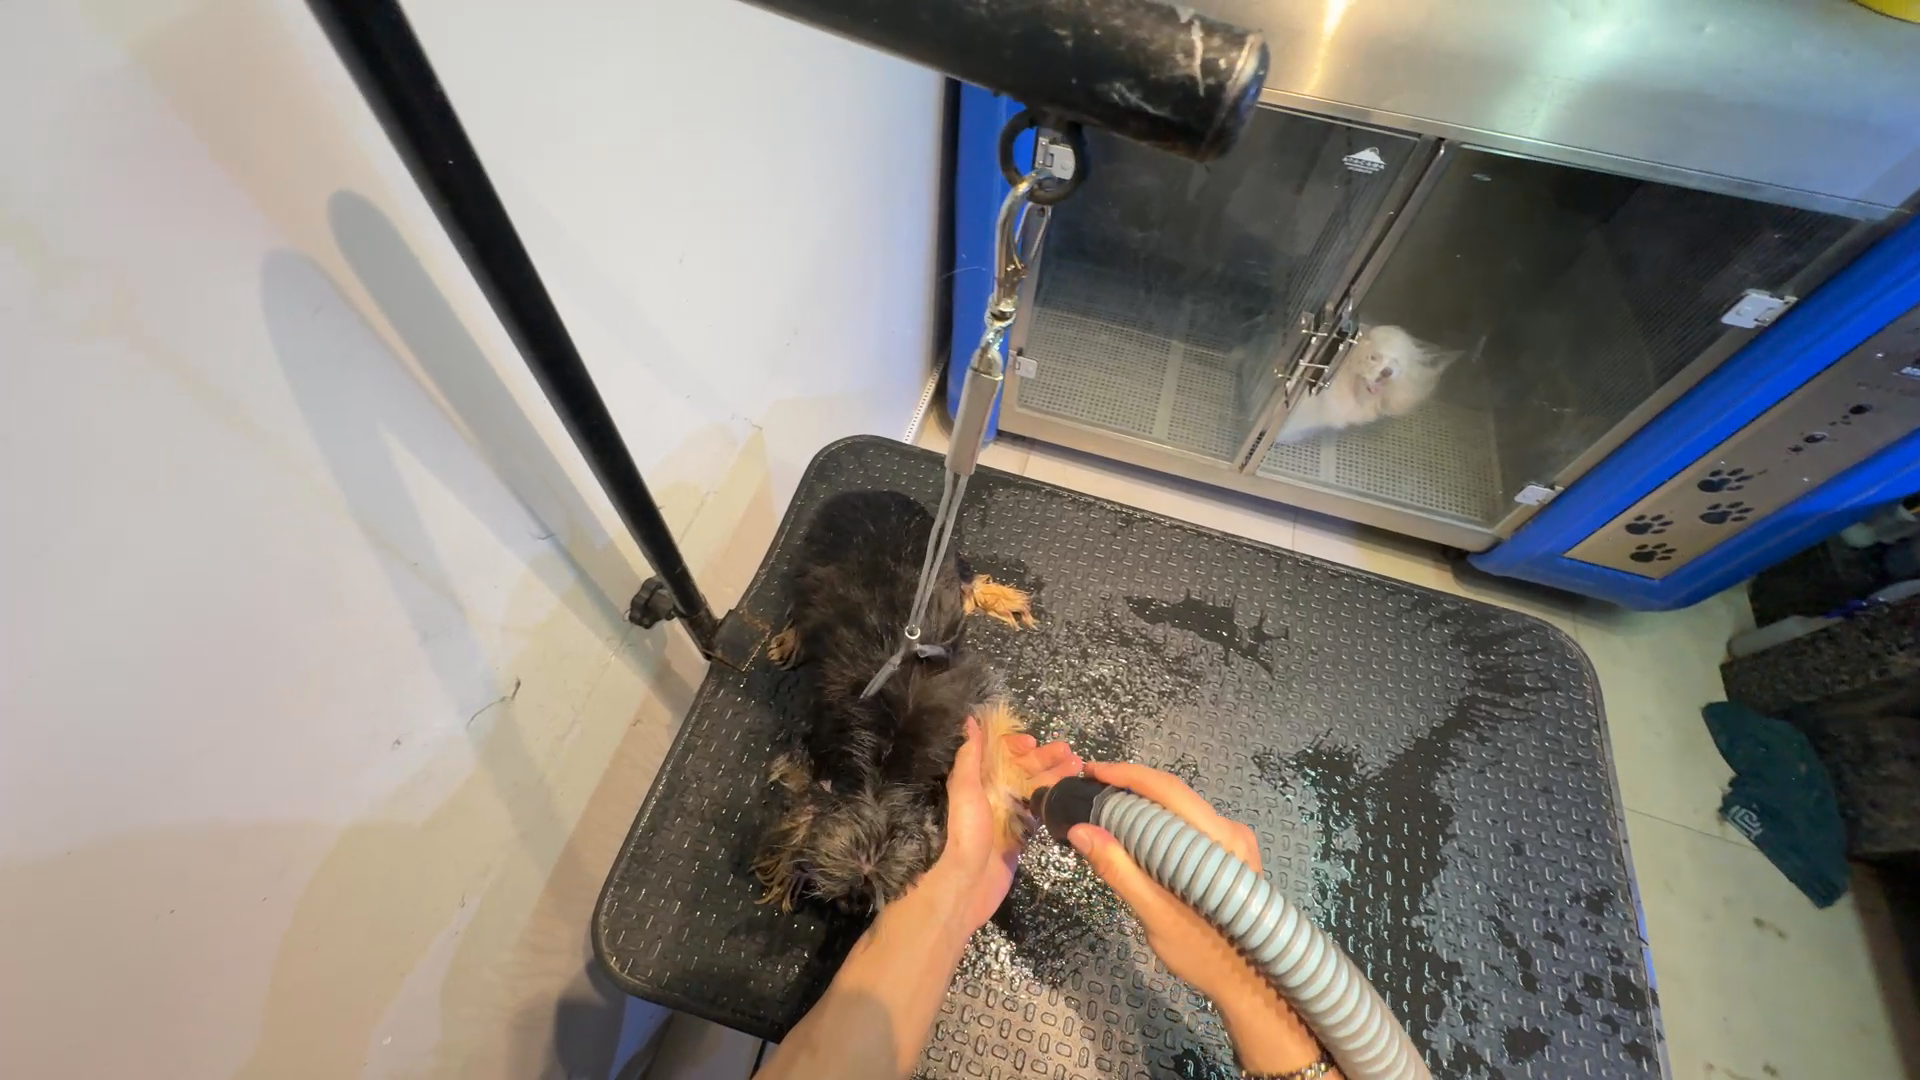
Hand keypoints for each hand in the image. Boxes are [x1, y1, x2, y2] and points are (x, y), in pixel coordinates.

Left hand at [931, 719, 1080, 932]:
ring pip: (1035, 788)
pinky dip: (1054, 800)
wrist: (968, 883)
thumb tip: (970, 721)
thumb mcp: (965, 789)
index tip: (1033, 742)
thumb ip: (970, 756)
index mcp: (978, 780)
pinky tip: (1070, 793)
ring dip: (1055, 776)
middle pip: (1022, 769)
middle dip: (1045, 758)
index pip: (1000, 754)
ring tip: (1078, 766)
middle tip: (1070, 752)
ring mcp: (1008, 813)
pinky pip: (1039, 811)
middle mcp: (993, 793)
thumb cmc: (966, 832)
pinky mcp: (1021, 834)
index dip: (1016, 745)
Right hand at [1068, 762, 1328, 1075]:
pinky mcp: (1231, 849)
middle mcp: (1231, 829)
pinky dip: (1157, 817)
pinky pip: (1187, 820)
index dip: (1125, 774)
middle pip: (1173, 791)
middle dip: (1129, 782)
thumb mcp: (1155, 915)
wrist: (1253, 988)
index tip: (1090, 770)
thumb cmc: (1206, 954)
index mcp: (1220, 840)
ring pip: (1179, 804)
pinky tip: (1135, 824)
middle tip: (1091, 782)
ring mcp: (1234, 838)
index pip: (1167, 789)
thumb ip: (1119, 870)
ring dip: (1142, 798)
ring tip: (1105, 800)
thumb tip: (1079, 829)